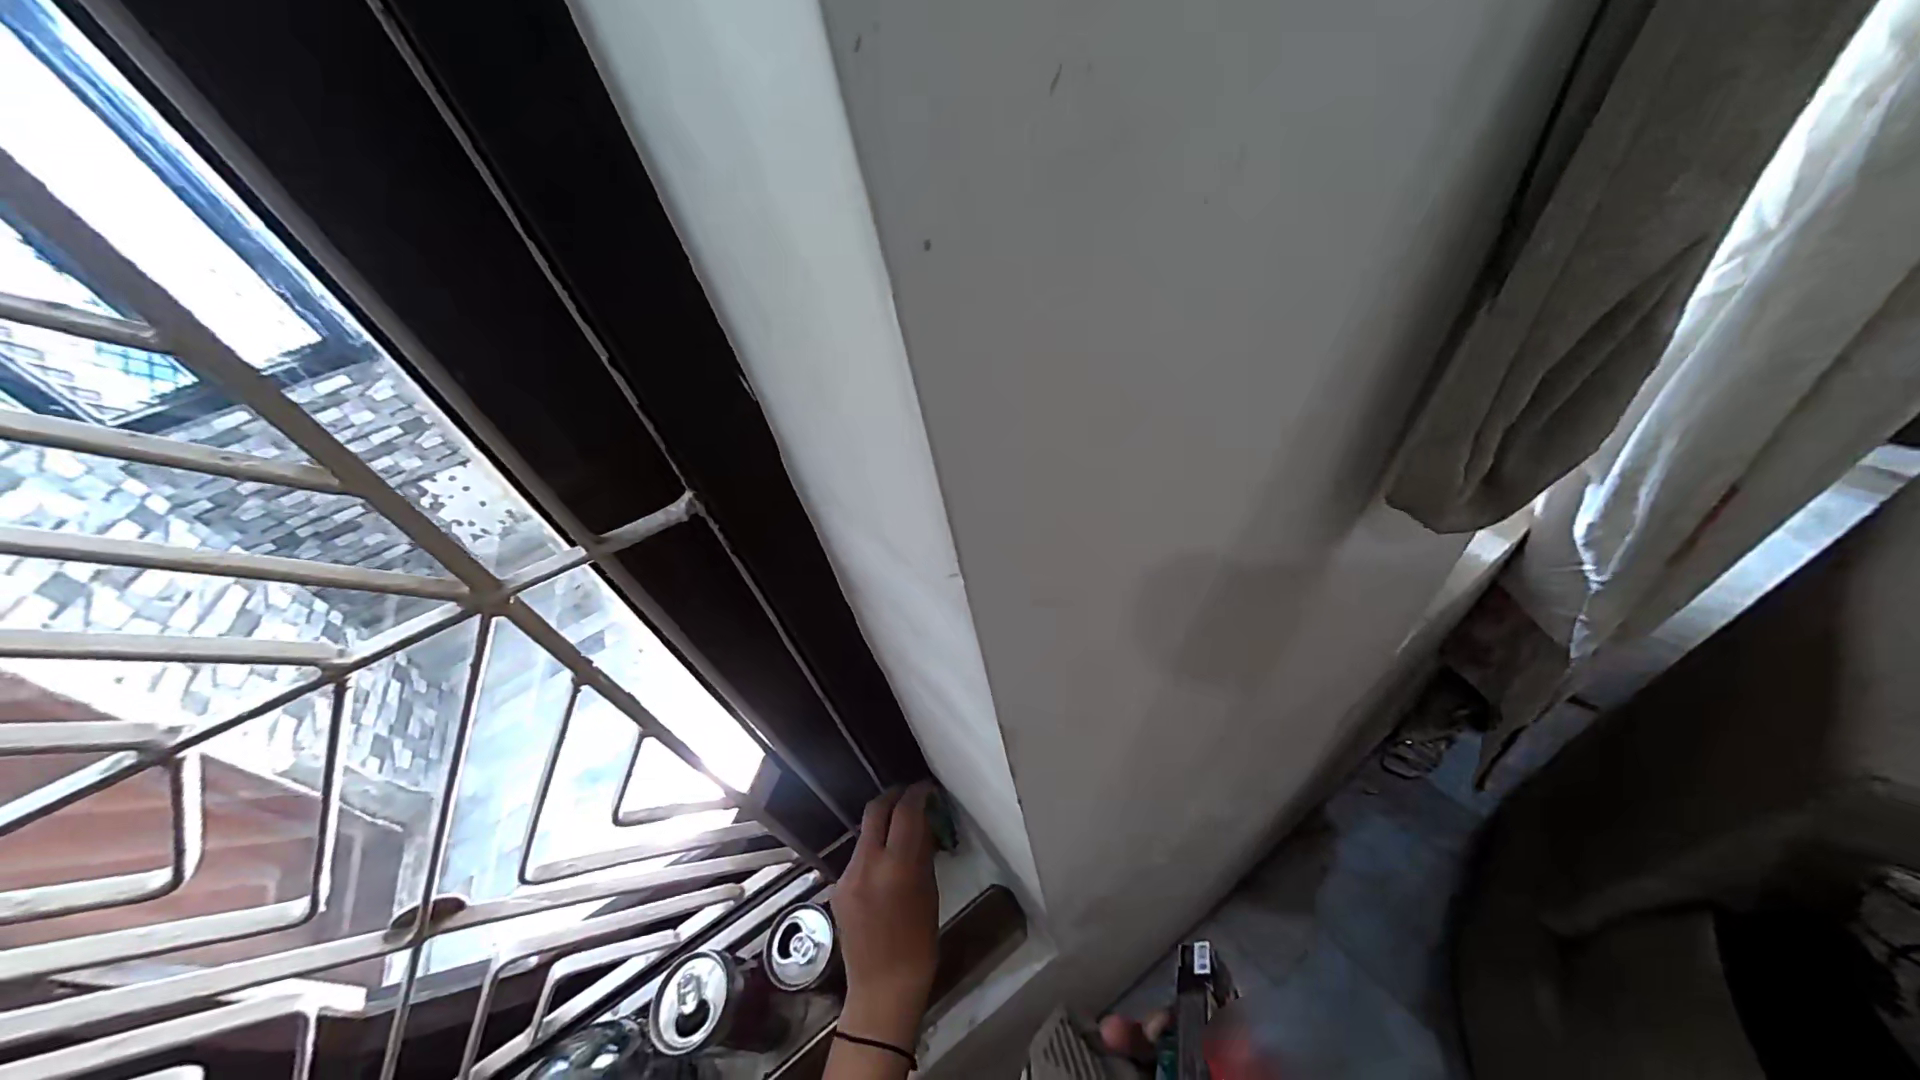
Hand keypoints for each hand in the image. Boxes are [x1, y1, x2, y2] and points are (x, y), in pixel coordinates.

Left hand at [832, 781, 939, 1046]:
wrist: (883, 987)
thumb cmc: (919, 944)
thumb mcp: (929, 892)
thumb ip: (923, 853)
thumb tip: (924, 823)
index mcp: (897, 866)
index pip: (906, 811)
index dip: (917, 793)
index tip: (927, 788)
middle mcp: (867, 863)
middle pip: (876, 809)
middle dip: (894, 796)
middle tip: (910, 796)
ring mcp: (848, 874)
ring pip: (865, 831)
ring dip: (883, 823)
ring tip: (902, 829)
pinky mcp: (837, 886)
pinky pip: (858, 855)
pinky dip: (873, 848)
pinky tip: (886, 862)